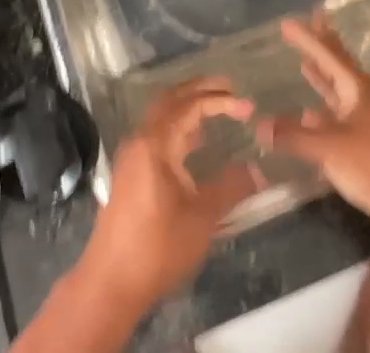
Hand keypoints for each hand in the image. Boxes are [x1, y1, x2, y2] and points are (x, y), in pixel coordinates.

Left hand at [75, 78, 259, 311]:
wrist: (111, 281)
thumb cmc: (158, 246)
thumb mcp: (203, 217)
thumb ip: (231, 187)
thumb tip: (258, 170)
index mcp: (155, 144)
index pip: (190, 106)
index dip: (220, 101)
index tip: (248, 107)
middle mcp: (140, 142)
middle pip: (170, 102)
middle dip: (199, 91)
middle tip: (229, 87)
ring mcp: (131, 159)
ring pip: (161, 119)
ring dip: (188, 109)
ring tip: (217, 110)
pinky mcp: (130, 176)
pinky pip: (157, 137)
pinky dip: (179, 129)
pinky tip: (196, 144)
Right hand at [257, 12, 369, 236]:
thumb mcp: (328, 147)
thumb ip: (292, 136)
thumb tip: (258, 125)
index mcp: (357, 88)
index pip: (326, 54)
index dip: (306, 38)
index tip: (287, 22)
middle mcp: (363, 97)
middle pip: (338, 64)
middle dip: (322, 44)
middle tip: (310, 21)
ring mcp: (366, 118)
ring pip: (338, 88)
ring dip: (322, 74)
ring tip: (304, 60)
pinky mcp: (366, 140)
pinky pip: (338, 113)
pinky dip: (322, 108)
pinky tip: (308, 112)